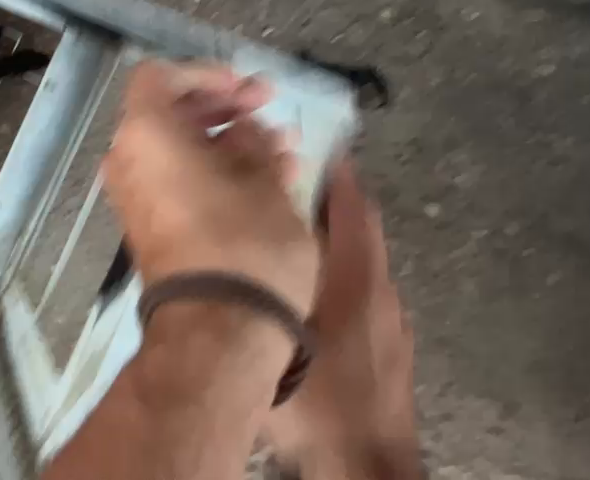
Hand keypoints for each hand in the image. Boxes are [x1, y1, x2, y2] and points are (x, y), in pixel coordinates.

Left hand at [101, 59, 318, 312]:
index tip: (247, 86)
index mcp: (143, 132)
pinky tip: (266, 174)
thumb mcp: (264, 183)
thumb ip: (251, 142)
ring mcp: (132, 189)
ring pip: (176, 145)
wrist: (217, 327)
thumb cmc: (245, 243)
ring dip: (224, 137)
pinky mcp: (146, 219)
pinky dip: (212, 166)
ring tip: (282, 142)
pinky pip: (175, 176)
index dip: (203, 73)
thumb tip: (244, 128)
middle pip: (165, 109)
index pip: (158, 77)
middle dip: (219, 103)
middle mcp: (125, 155)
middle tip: (269, 105)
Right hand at [265, 161, 421, 478]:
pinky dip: (321, 270)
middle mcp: (374, 289)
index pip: (351, 208)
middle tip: (270, 176)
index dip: (332, 172)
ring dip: (315, 236)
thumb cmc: (313, 391)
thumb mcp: (270, 327)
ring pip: (348, 259)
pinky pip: (348, 287)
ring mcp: (382, 320)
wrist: (364, 463)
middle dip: (316, 198)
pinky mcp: (378, 345)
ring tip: (266, 221)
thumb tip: (206, 234)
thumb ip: (243, 280)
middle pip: (351, 228)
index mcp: (354, 276)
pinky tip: (283, 280)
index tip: (305, 142)